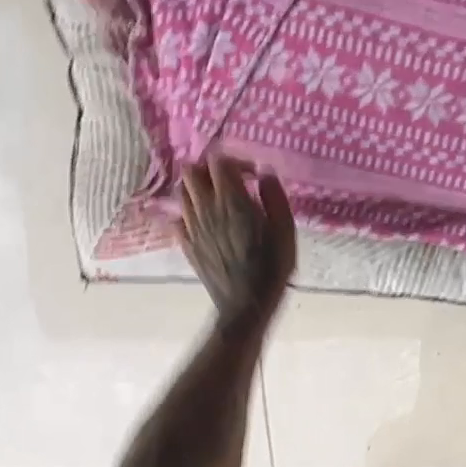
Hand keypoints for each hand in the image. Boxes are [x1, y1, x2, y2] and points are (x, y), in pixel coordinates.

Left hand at [177, 156, 296, 327]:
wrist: (245, 306)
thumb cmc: (272, 269)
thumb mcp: (286, 232)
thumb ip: (275, 197)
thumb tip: (264, 172)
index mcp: (231, 200)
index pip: (218, 160)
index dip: (235, 161)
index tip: (251, 176)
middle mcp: (205, 208)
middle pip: (192, 170)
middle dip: (209, 170)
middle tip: (229, 184)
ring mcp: (192, 226)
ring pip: (182, 192)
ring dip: (198, 190)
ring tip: (218, 202)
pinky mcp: (186, 243)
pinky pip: (179, 218)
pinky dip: (190, 215)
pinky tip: (206, 225)